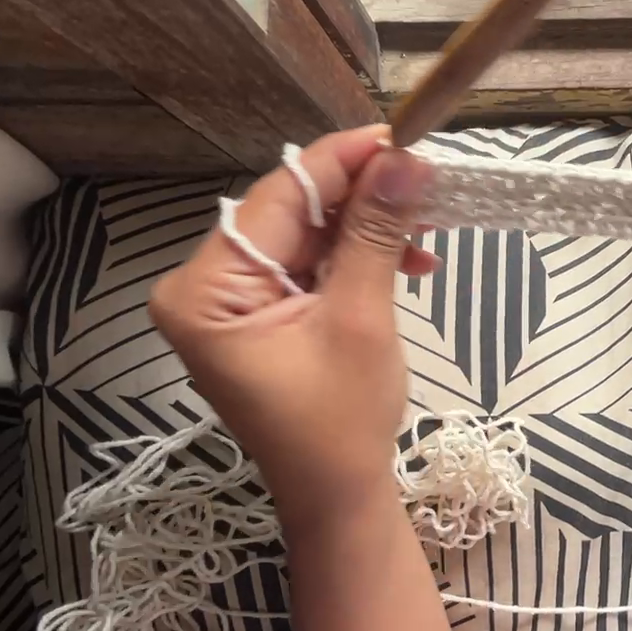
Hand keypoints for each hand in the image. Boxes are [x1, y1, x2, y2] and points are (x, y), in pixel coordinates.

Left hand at [149, 125, 434, 503]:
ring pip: (306, 239)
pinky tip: (405, 263)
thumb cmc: (343, 419)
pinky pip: (310, 269)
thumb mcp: (361, 319)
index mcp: (206, 290)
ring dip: (367, 232)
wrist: (339, 494)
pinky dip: (357, 262)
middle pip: (290, 216)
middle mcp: (205, 287)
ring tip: (425, 231)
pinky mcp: (262, 317)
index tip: (398, 136)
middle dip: (361, 199)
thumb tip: (406, 162)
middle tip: (423, 182)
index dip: (340, 163)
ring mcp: (233, 304)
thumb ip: (376, 235)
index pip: (275, 199)